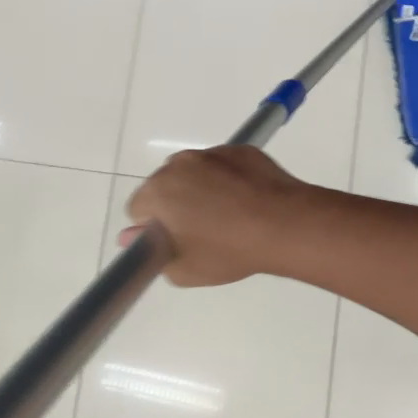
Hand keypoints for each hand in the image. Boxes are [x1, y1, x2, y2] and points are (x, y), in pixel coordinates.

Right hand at [121, 145, 308, 286]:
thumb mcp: (181, 268)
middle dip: (174, 203)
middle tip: (200, 229)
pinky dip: (228, 178)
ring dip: (201, 187)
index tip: (174, 241)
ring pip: (195, 171)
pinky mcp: (243, 149)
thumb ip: (151, 251)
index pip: (138, 208)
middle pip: (165, 184)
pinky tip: (246, 198)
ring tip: (227, 214)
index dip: (154, 228)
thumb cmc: (227, 250)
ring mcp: (216, 152)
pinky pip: (224, 164)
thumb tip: (133, 236)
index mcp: (160, 189)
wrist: (284, 223)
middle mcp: (183, 163)